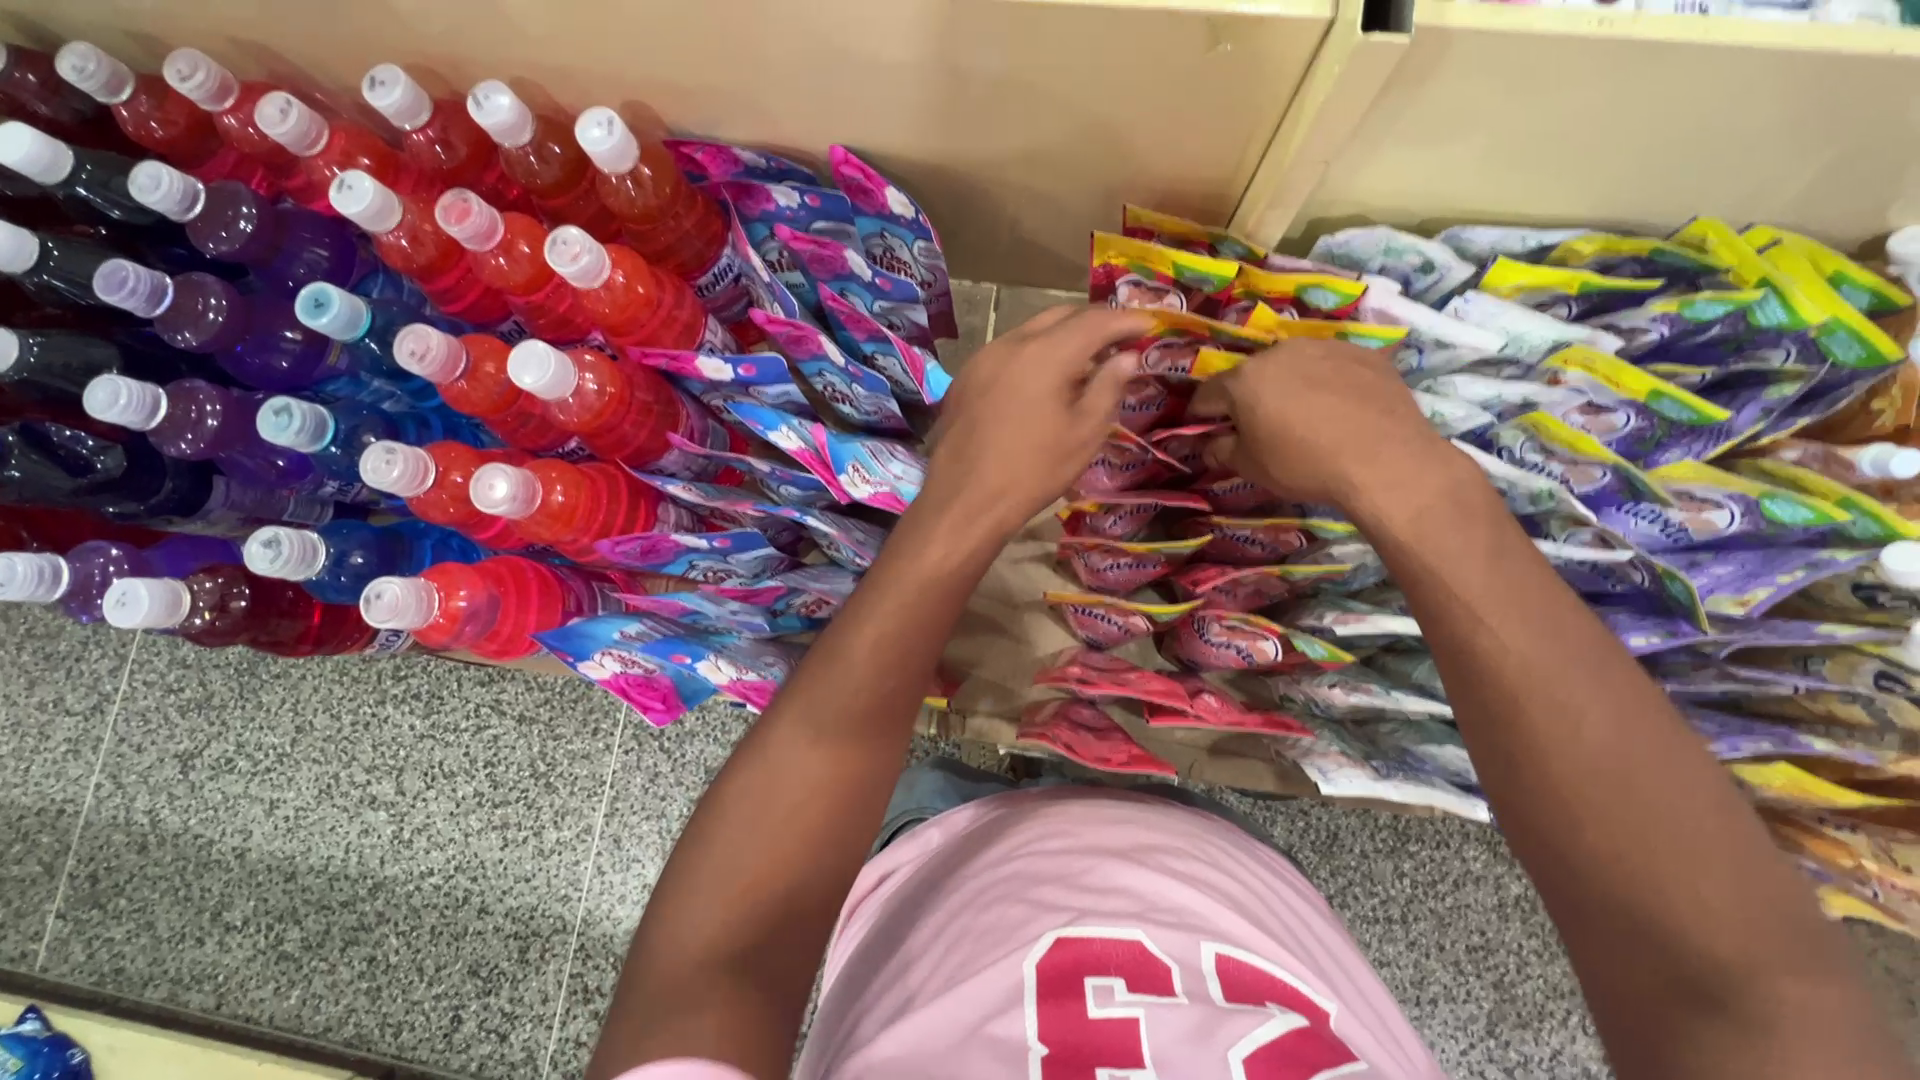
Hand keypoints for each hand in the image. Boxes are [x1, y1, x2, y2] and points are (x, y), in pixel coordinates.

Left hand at [920, 305, 1150, 538]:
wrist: (963, 501)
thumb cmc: (1032, 472)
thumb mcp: (1084, 434)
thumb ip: (1108, 388)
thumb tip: (1127, 358)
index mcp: (1045, 353)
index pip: (1095, 320)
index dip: (1127, 320)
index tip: (1151, 326)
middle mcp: (1010, 343)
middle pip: (1061, 315)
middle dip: (1094, 322)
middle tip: (1121, 341)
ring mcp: (982, 358)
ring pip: (1031, 331)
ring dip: (1062, 337)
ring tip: (1086, 363)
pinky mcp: (965, 378)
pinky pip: (1008, 351)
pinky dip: (1034, 354)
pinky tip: (1045, 382)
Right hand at [1188, 339, 1459, 511]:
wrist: (1385, 460)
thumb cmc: (1305, 465)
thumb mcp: (1251, 468)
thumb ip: (1222, 451)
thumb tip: (1209, 445)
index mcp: (1244, 379)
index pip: (1207, 393)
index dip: (1200, 414)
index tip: (1203, 430)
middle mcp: (1280, 352)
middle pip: (1253, 374)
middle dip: (1249, 397)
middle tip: (1259, 426)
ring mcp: (1325, 347)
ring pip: (1294, 365)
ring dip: (1290, 386)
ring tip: (1304, 416)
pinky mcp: (1364, 353)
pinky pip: (1333, 367)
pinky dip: (1328, 383)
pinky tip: (1340, 410)